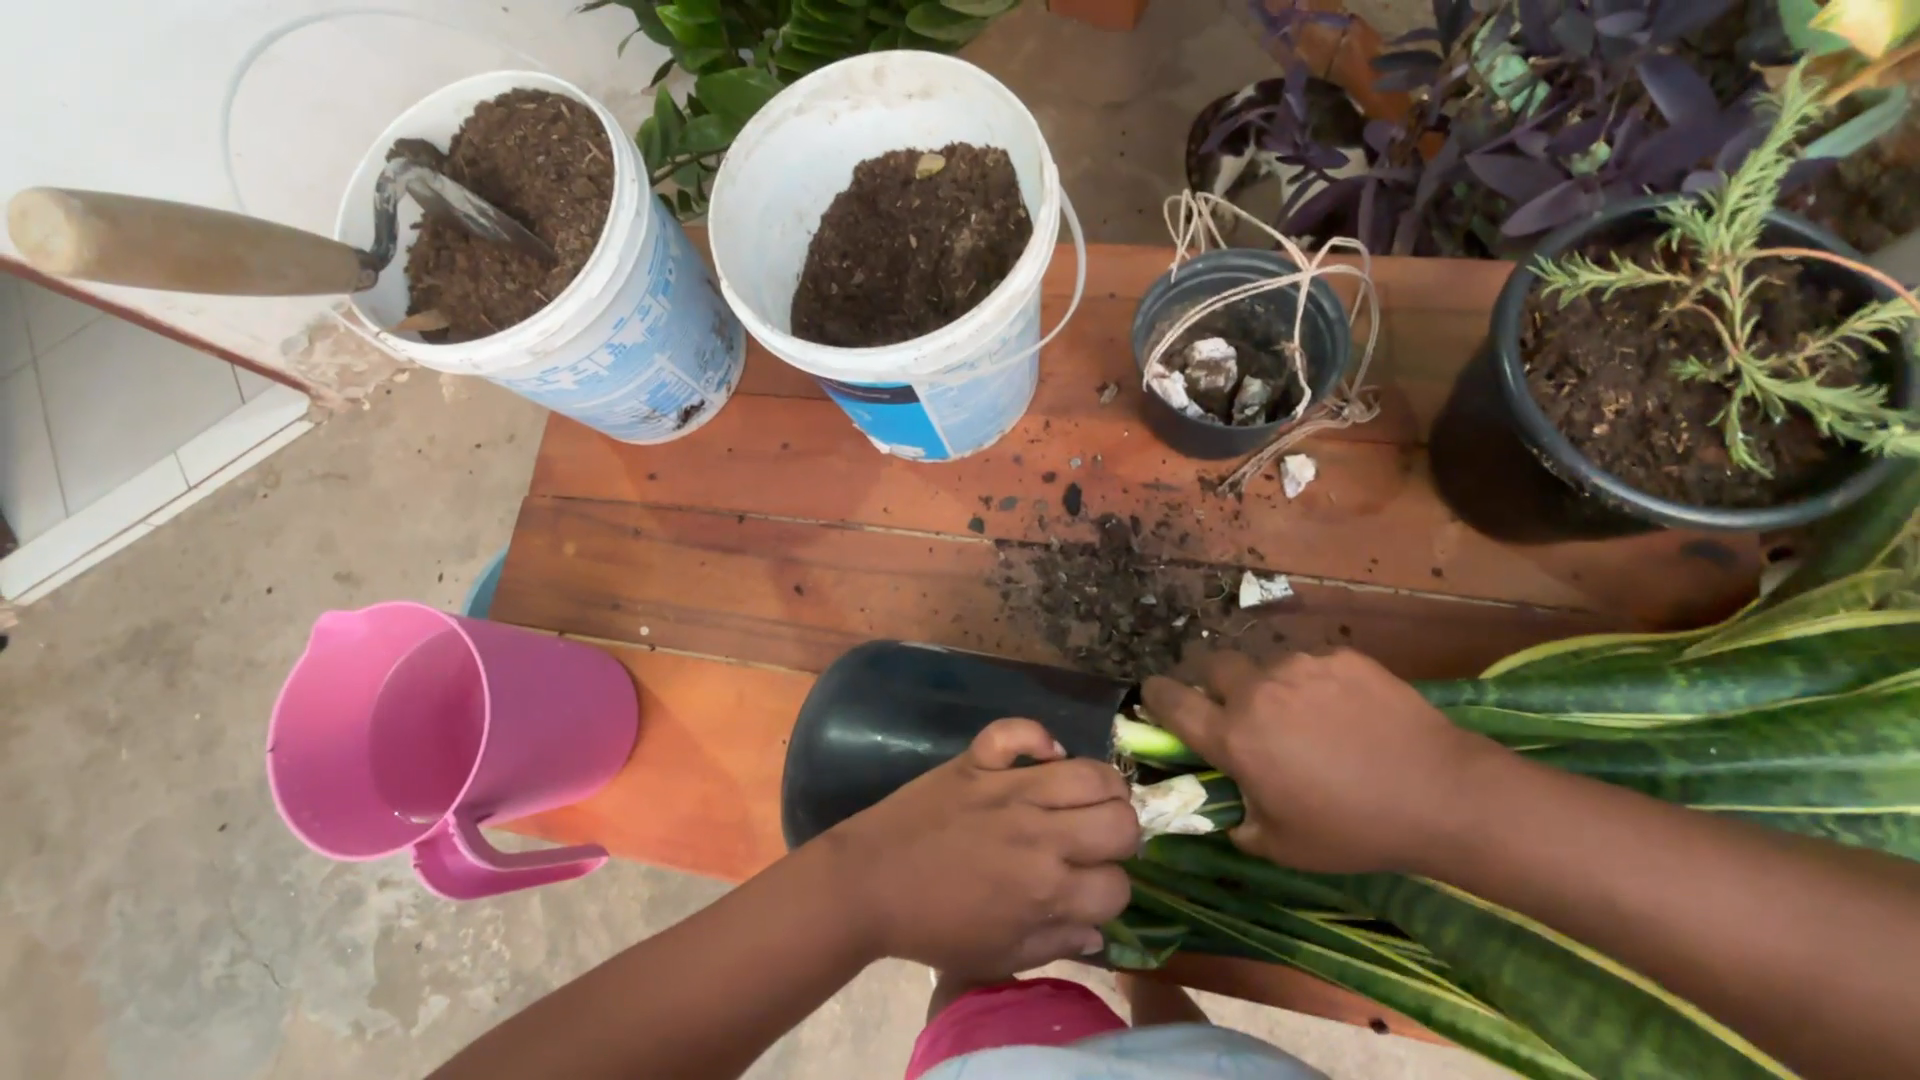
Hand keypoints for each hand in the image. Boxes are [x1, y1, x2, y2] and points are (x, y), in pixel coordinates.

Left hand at [816, 718, 1138, 977]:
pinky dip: (1036, 736)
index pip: (1118, 887)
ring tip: (1084, 800)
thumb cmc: (933, 928)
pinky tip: (1043, 755)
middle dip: (1122, 837)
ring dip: (1101, 788)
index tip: (1090, 892)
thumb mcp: (999, 957)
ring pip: (1091, 772)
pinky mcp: (978, 760)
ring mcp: (1009, 788)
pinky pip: (1018, 732)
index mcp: (1046, 889)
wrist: (867, 885)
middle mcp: (1040, 833)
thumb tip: (1097, 929)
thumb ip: (1055, 943)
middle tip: (1096, 843)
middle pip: (1122, 822)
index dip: (1111, 893)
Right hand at [1142, 649, 1502, 873]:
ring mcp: (1301, 667)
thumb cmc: (1354, 829)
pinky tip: (1343, 711)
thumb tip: (1231, 808)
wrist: (1442, 794)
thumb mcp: (1283, 846)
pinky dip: (1312, 683)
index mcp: (1234, 736)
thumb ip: (1240, 822)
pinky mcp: (1342, 657)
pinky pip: (1310, 663)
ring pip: (1264, 664)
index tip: (1153, 695)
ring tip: (1301, 715)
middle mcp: (1257, 691)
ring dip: (1266, 685)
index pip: (1171, 701)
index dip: (1154, 695)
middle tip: (1234, 708)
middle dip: (1211, 682)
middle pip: (1211, 665)